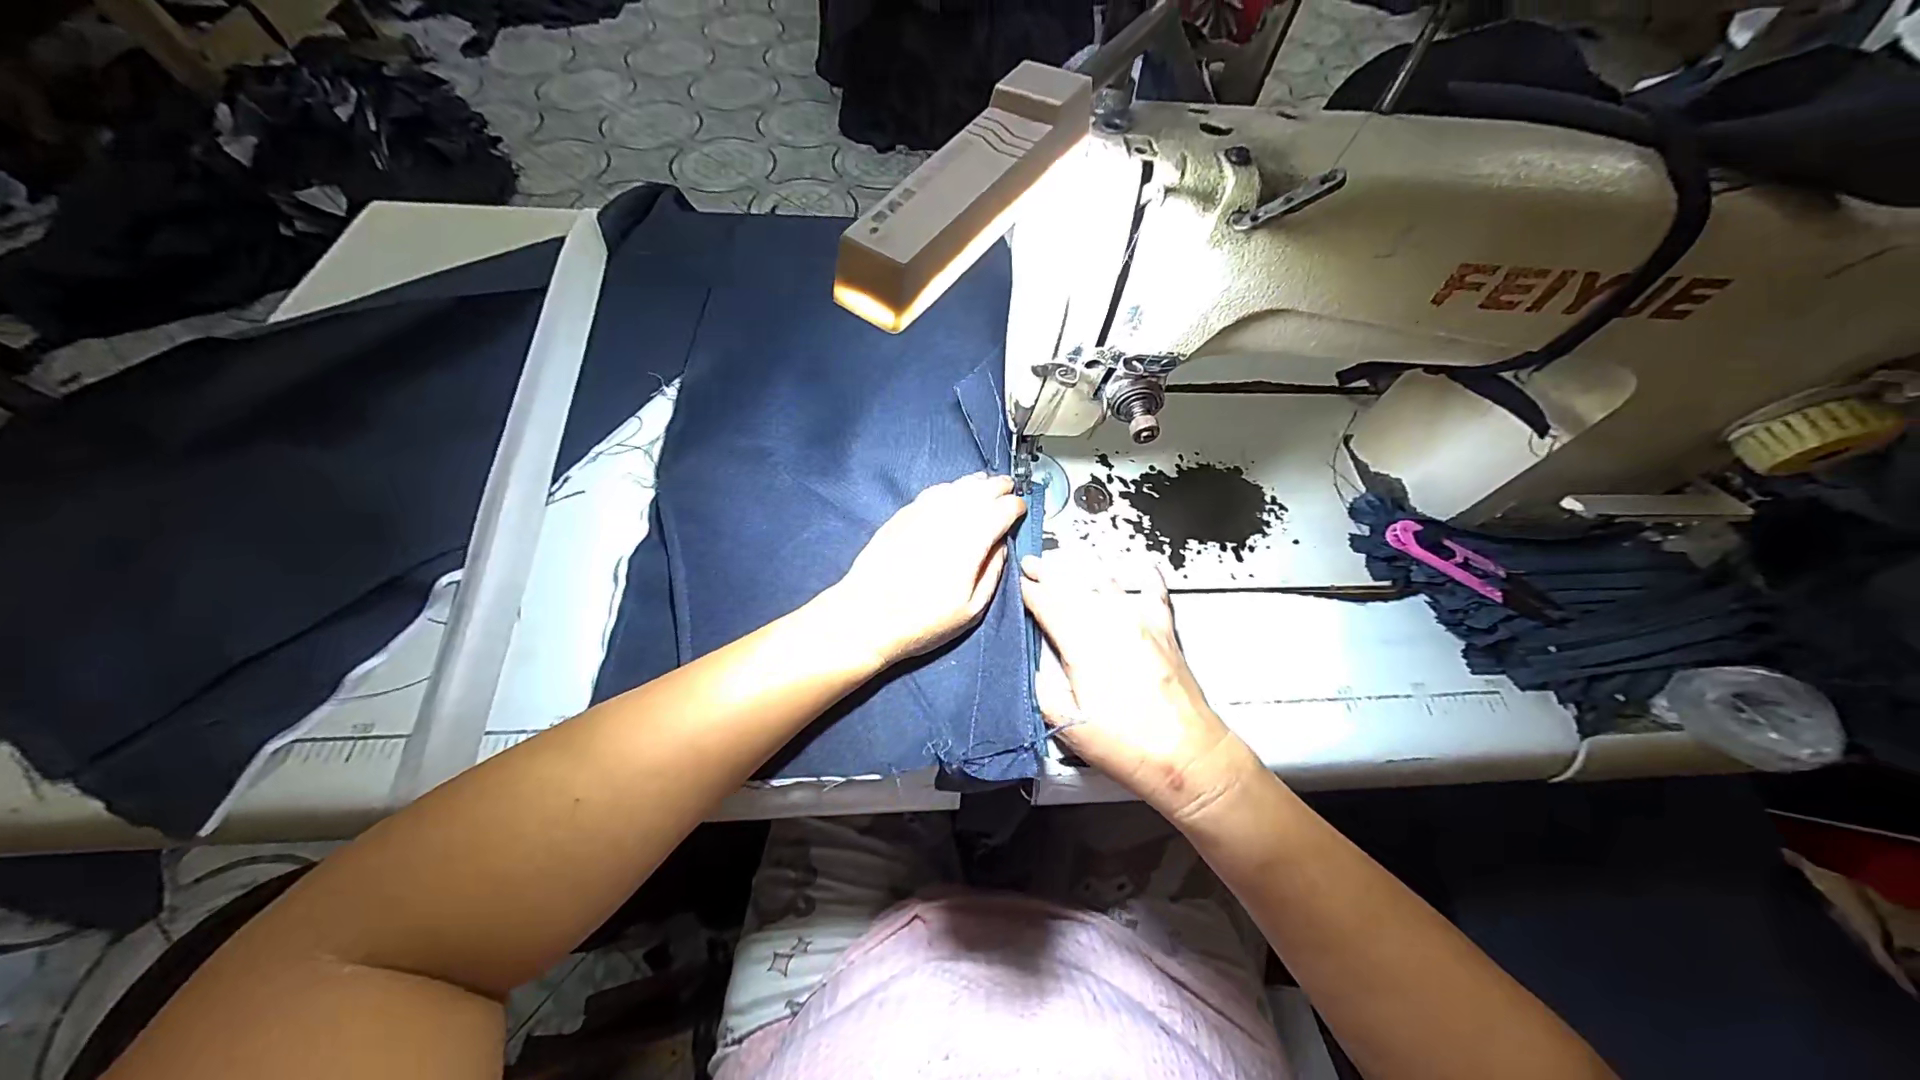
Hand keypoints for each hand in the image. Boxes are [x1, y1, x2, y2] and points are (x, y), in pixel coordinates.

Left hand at [823, 473, 1026, 667]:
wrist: (866, 617)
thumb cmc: (919, 621)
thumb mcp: (971, 609)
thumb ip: (992, 572)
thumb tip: (1000, 549)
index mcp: (971, 540)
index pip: (1002, 509)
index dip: (1016, 506)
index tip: (1020, 509)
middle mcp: (948, 519)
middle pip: (981, 490)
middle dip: (999, 487)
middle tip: (1008, 489)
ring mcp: (922, 513)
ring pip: (956, 486)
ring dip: (975, 484)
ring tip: (984, 484)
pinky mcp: (902, 516)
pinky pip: (932, 492)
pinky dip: (948, 489)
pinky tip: (951, 493)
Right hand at [1020, 550, 1261, 824]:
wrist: (1187, 756)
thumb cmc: (1132, 746)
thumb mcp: (1067, 724)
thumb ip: (1042, 688)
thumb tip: (1035, 669)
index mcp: (1083, 644)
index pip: (1047, 603)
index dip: (1028, 590)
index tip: (1018, 583)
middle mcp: (1112, 624)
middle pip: (1072, 587)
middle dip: (1048, 574)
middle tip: (1032, 565)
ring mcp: (1141, 623)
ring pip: (1106, 582)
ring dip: (1082, 572)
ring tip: (1070, 566)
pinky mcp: (1165, 630)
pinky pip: (1153, 590)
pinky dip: (1144, 576)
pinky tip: (1140, 567)